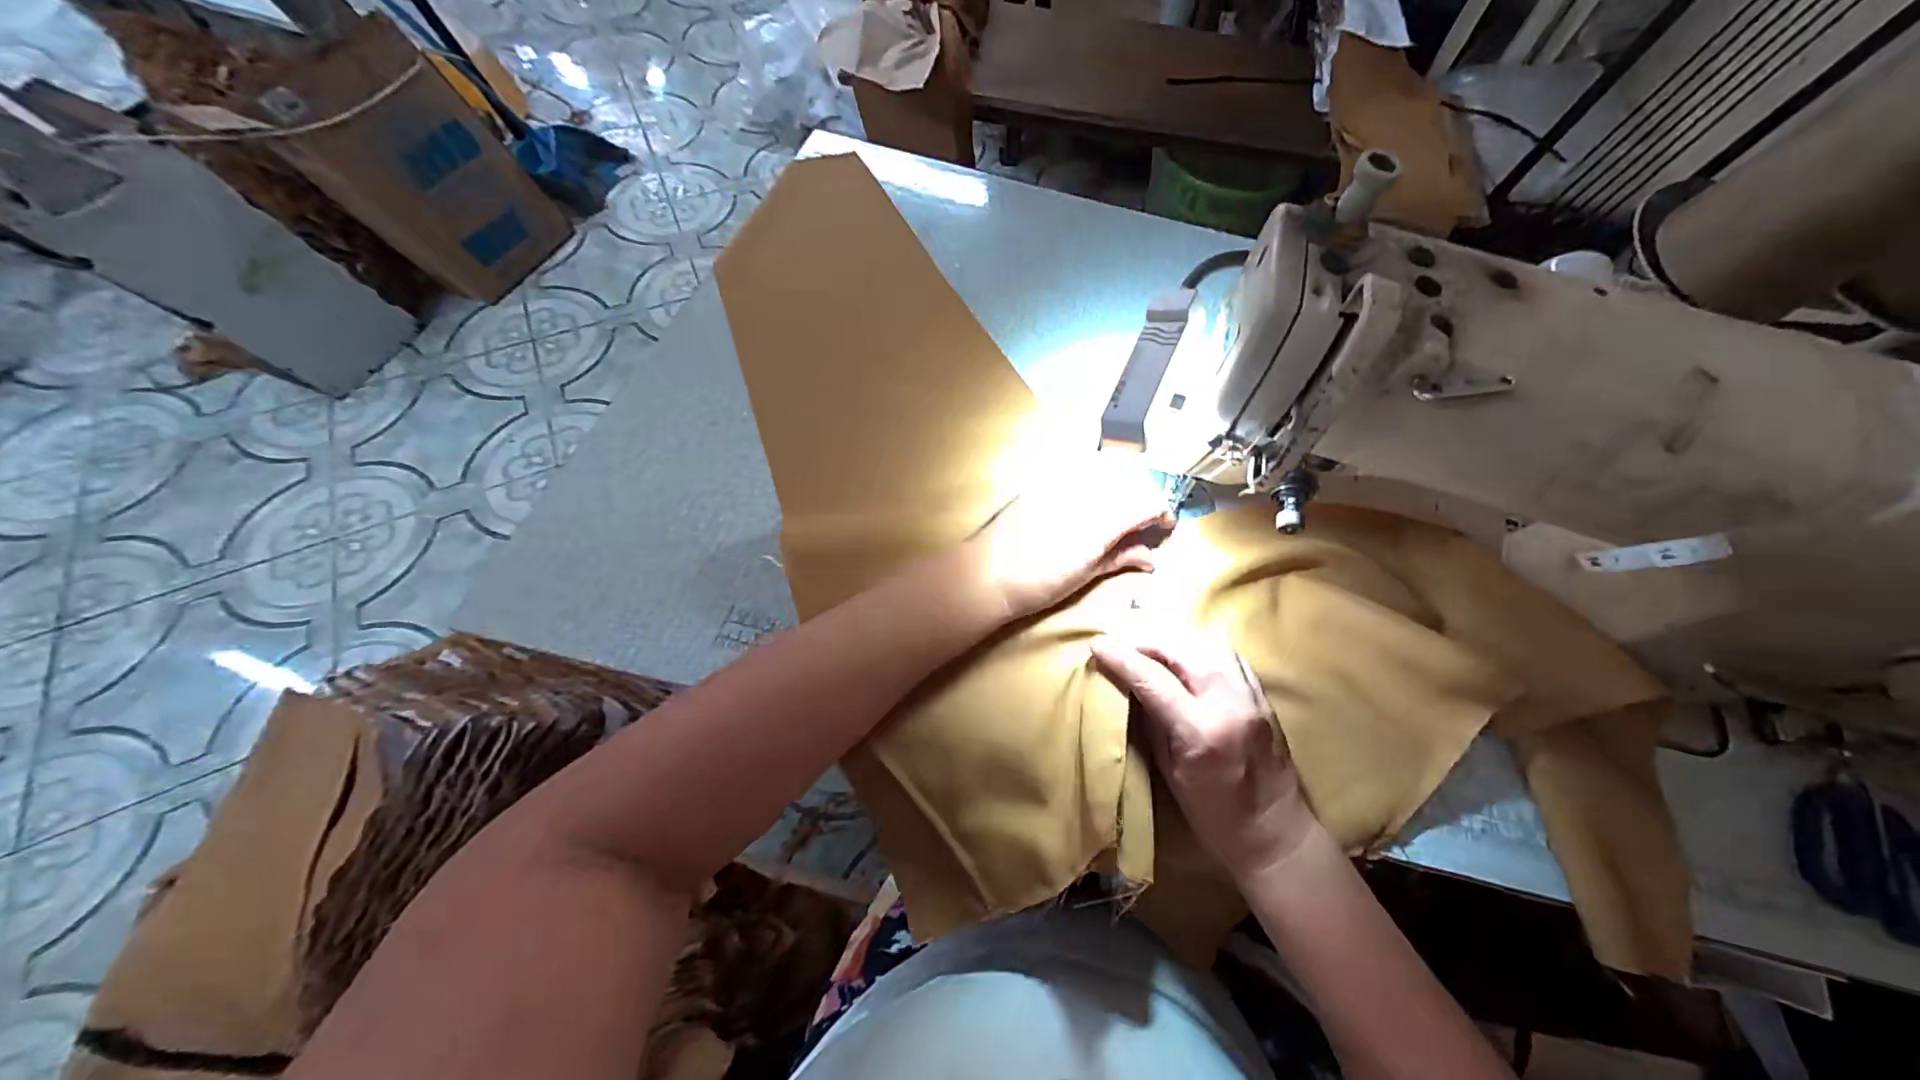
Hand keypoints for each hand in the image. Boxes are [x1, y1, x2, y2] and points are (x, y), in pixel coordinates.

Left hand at [971, 463, 1174, 618]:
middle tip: (1142, 519)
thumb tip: (1149, 555)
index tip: (1164, 524)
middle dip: (1142, 497)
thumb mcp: (1086, 574)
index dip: (1162, 511)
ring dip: (1120, 485)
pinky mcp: (1042, 480)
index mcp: (1100, 520)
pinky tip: (1090, 498)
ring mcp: (1061, 482)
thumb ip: (1121, 556)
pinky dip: (1093, 477)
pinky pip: (1078, 468)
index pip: (1147, 500)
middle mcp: (1084, 492)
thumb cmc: (1038, 583)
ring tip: (1117, 509)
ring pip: (1106, 468)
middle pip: (1130, 480)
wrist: (987, 574)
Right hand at [1090, 631, 1321, 879]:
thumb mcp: (1169, 772)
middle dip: (1145, 639)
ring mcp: (1251, 696)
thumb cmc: (1214, 816)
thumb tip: (1127, 685)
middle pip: (1181, 648)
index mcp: (1201, 730)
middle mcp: (1230, 703)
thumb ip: (1150, 722)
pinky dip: (1199, 647)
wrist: (1278, 834)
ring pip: (1207, 643)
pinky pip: (1228, 654)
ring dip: (1172, 638)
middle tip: (1118, 642)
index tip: (1095, 645)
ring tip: (1147, 643)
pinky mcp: (1263, 695)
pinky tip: (1183, 653)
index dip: (1119, 657)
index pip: (1151, 677)